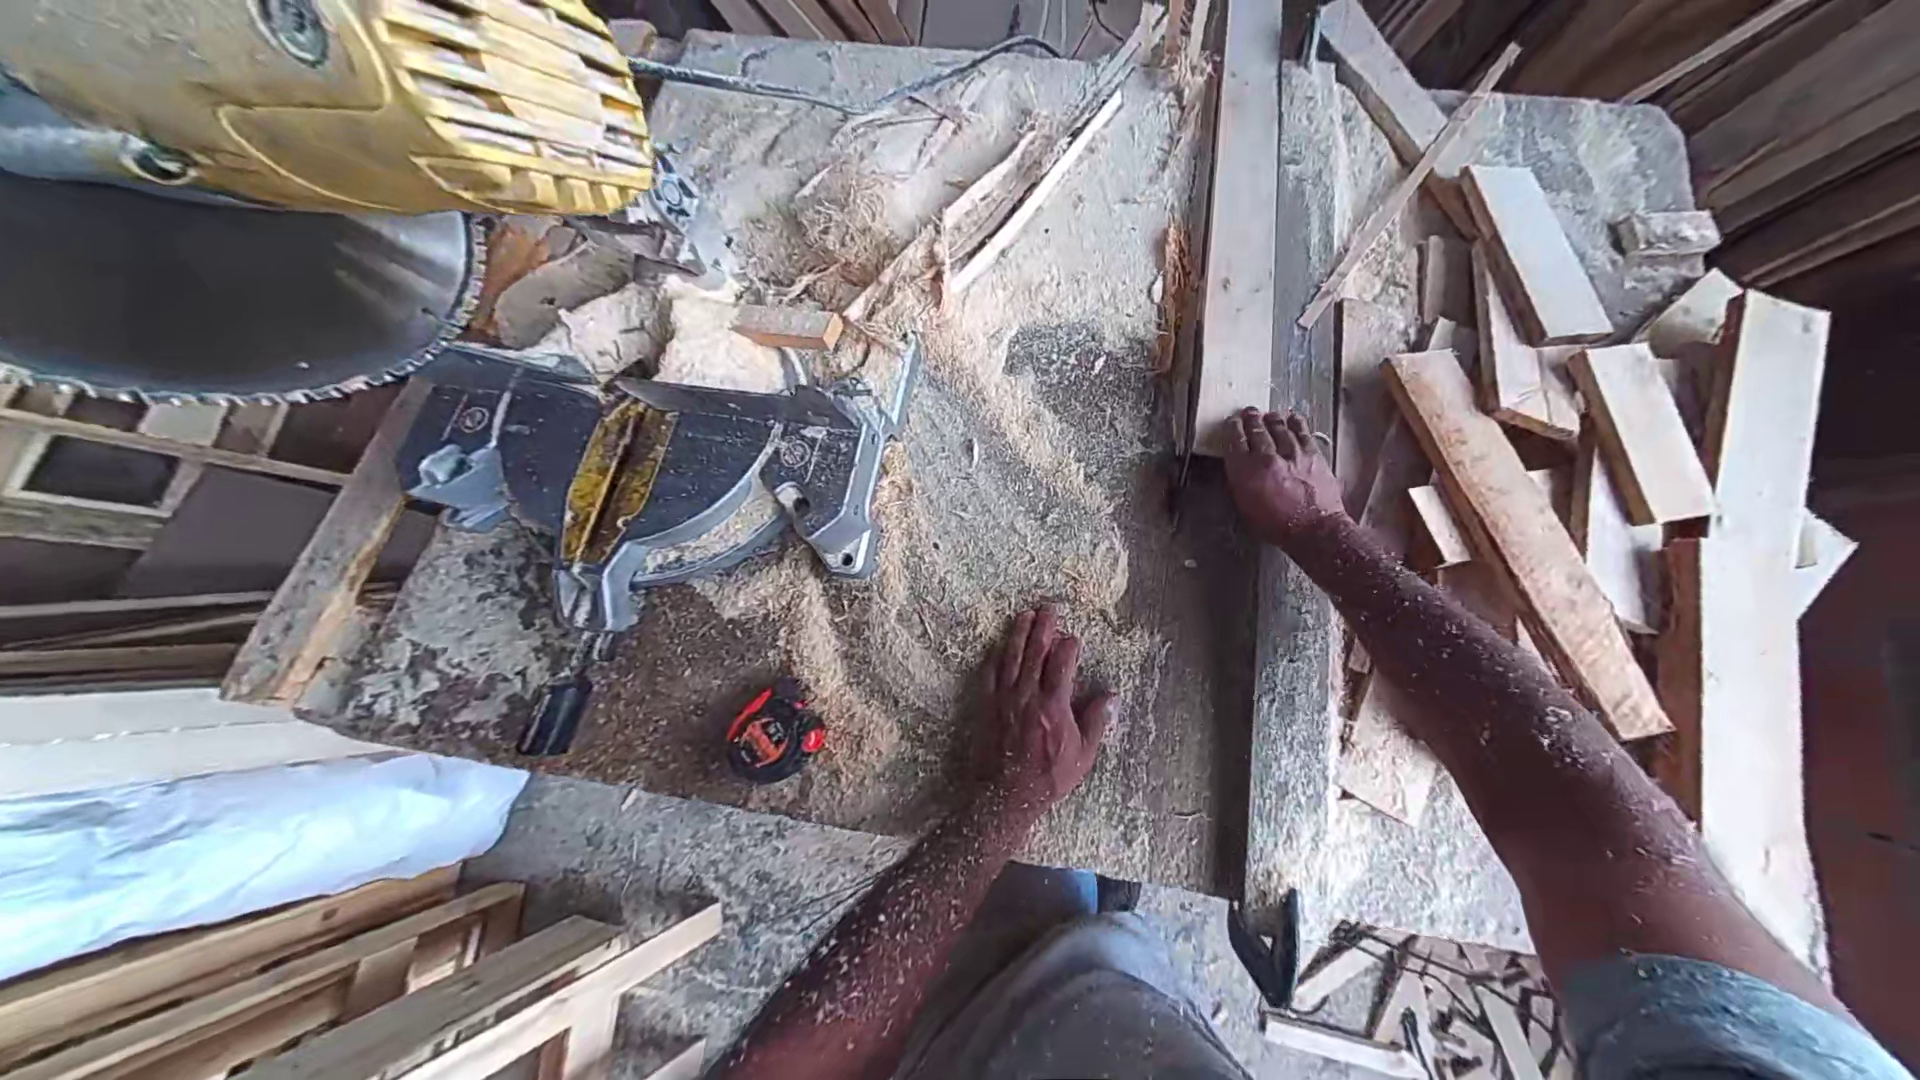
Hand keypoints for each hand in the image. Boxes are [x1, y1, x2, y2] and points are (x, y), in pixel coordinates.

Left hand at [978, 606, 1115, 816]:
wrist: (1005, 795)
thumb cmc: (1047, 778)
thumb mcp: (1082, 756)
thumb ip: (1096, 722)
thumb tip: (1111, 697)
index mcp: (1053, 706)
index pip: (1062, 665)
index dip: (1068, 647)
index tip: (1073, 637)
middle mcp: (1027, 696)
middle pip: (1035, 652)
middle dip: (1044, 627)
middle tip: (1048, 608)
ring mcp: (1004, 698)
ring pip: (1011, 656)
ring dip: (1019, 633)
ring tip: (1025, 615)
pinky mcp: (986, 705)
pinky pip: (990, 673)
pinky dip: (995, 655)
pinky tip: (999, 644)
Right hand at [1223, 408, 1346, 545]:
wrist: (1314, 528)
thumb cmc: (1275, 524)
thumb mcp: (1245, 505)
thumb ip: (1240, 482)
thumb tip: (1239, 466)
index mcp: (1245, 472)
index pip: (1235, 442)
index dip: (1233, 429)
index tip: (1232, 423)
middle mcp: (1266, 458)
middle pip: (1256, 431)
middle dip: (1251, 419)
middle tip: (1248, 412)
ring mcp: (1291, 454)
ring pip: (1279, 428)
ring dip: (1271, 419)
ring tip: (1268, 414)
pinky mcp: (1312, 454)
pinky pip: (1302, 432)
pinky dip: (1296, 423)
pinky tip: (1292, 417)